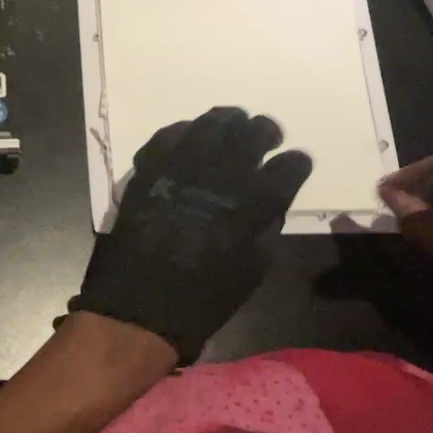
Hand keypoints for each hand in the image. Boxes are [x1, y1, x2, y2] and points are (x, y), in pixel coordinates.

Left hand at [69, 108, 312, 363]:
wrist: (137, 310)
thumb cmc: (200, 301)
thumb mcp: (251, 271)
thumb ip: (266, 229)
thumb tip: (272, 203)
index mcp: (252, 205)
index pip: (288, 167)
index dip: (296, 163)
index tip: (295, 163)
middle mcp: (218, 178)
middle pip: (250, 134)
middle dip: (264, 131)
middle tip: (266, 135)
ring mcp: (178, 171)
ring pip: (208, 126)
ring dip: (225, 122)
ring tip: (230, 126)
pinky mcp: (145, 174)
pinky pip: (164, 138)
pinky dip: (180, 132)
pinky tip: (189, 137)